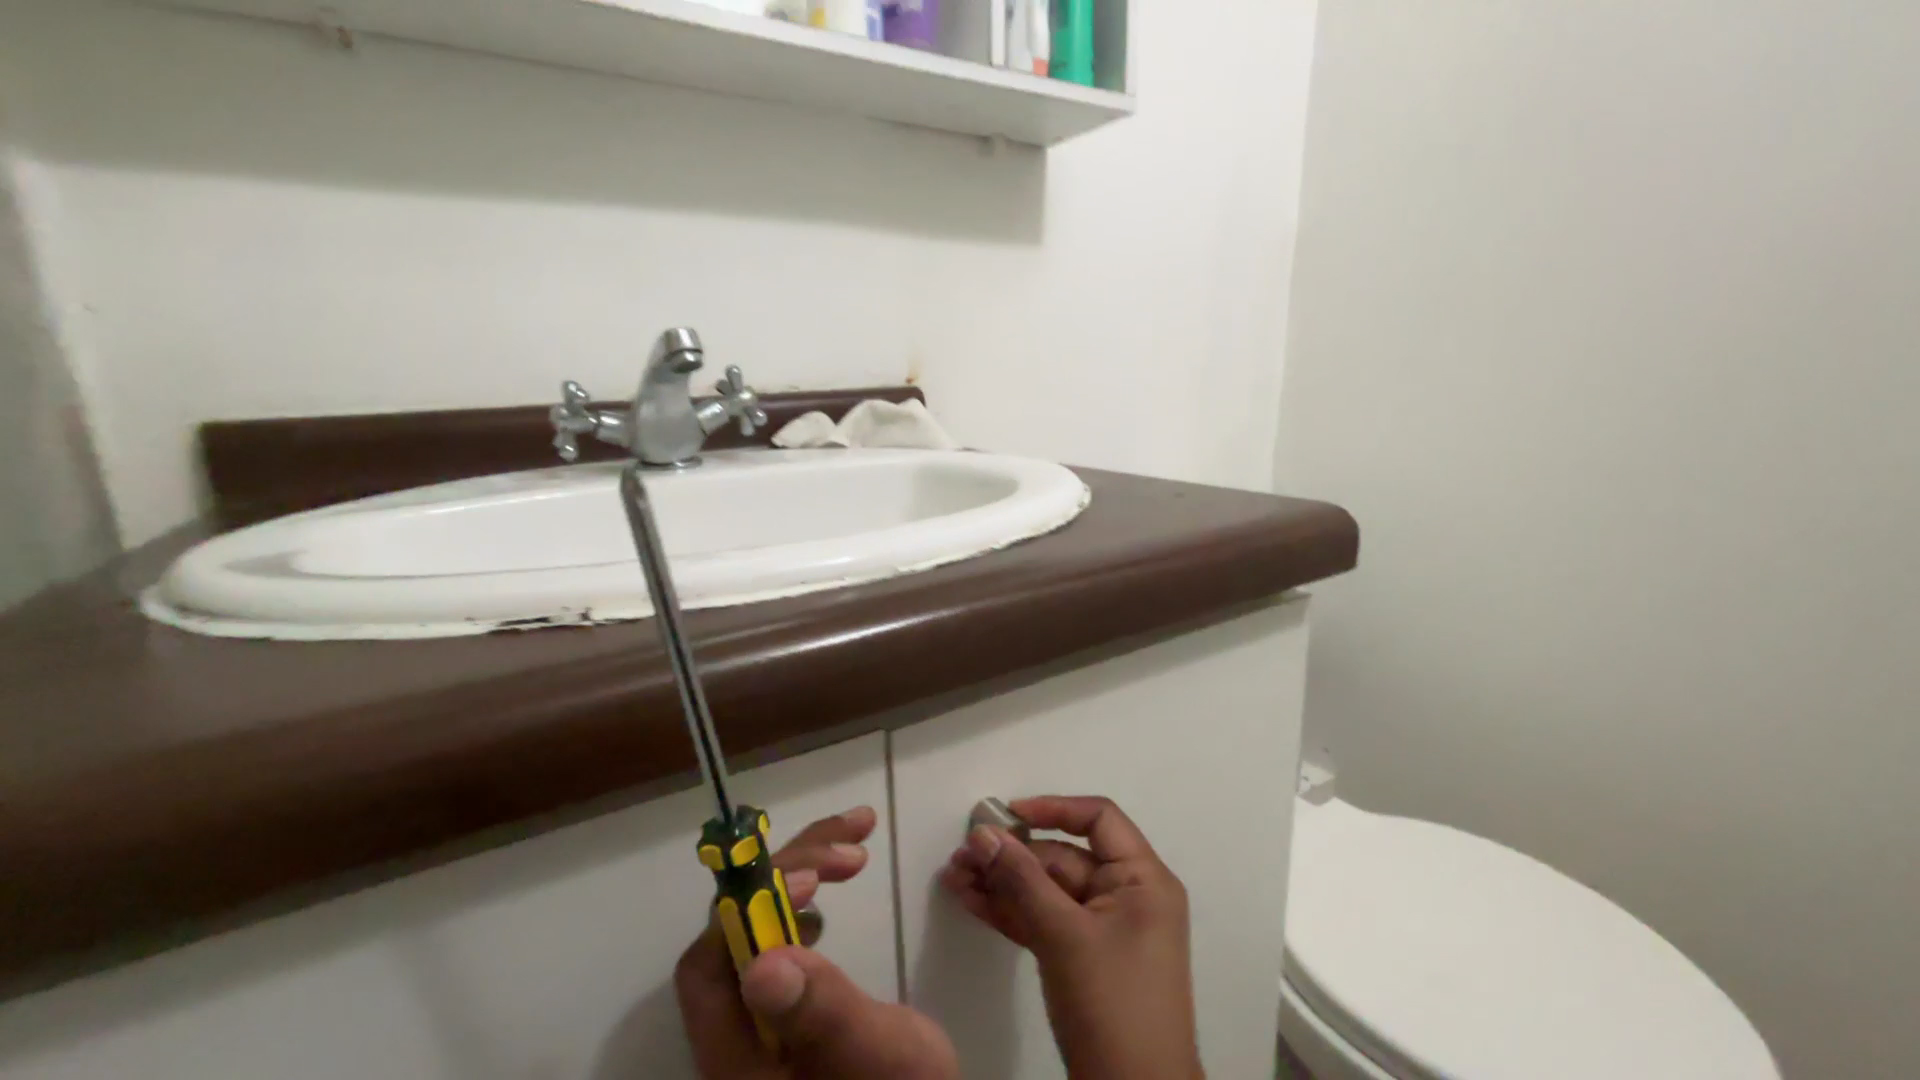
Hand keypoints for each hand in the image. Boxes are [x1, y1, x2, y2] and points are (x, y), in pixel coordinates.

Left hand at [676, 806, 958, 1079]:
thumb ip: (818, 1011)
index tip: (811, 880)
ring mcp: (761, 1020)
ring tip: (855, 846)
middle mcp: (735, 1033)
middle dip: (789, 878)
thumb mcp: (869, 1056)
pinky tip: (831, 888)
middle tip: (852, 844)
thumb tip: (765, 963)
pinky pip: (782, 941)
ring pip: (761, 930)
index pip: (710, 965)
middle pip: (736, 936)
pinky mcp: (787, 1009)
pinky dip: (807, 903)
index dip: (749, 911)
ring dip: (802, 877)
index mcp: (734, 1054)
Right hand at [941, 796, 1203, 1079]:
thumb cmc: (1112, 1002)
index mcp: (1142, 879)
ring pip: (1047, 891)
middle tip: (961, 856)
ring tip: (954, 878)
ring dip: (1002, 884)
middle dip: (1012, 855)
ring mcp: (1103, 929)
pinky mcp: (1082, 959)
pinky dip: (1010, 913)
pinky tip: (971, 903)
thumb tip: (983, 834)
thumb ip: (1021, 880)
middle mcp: (1126, 896)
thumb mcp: (1064, 935)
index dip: (1053, 809)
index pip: (1099, 820)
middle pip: (1064, 856)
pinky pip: (1044, 921)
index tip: (1007, 813)